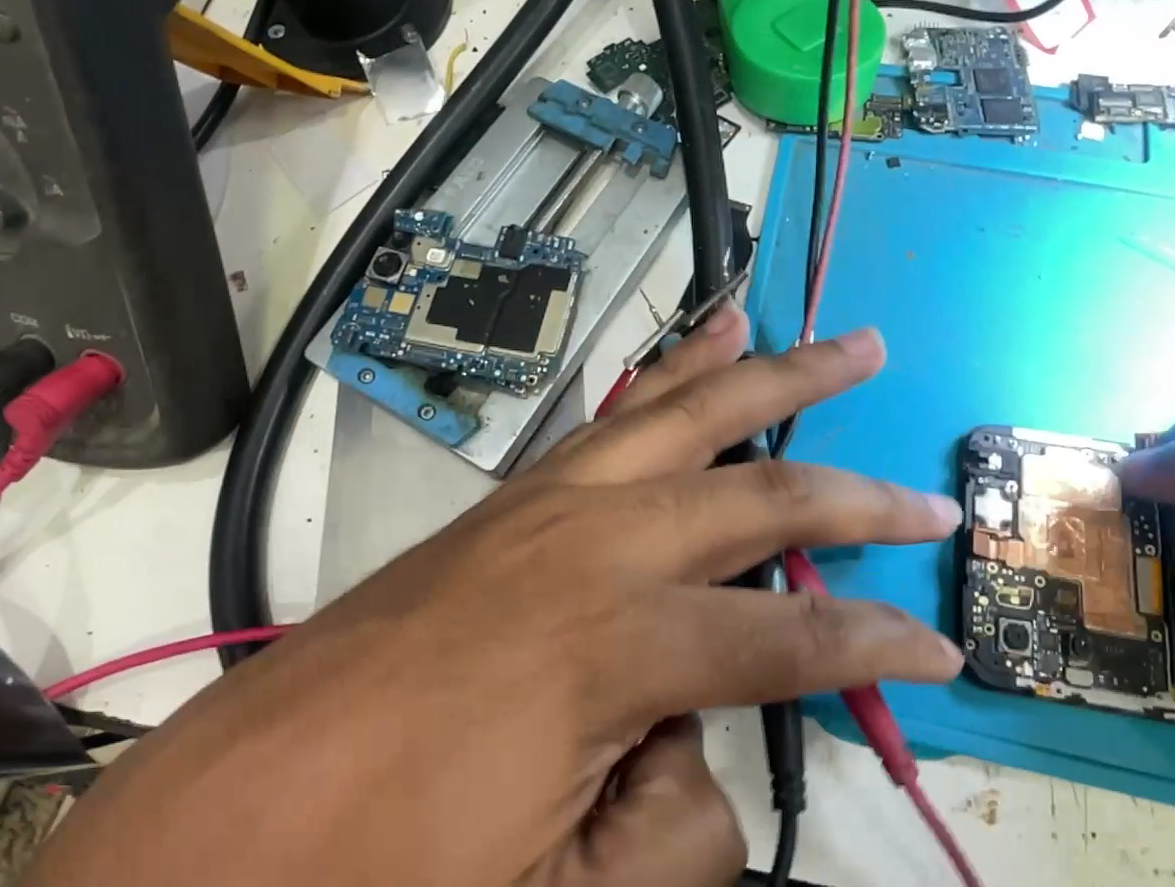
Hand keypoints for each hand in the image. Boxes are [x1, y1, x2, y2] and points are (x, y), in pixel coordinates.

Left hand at [24, 305, 963, 886]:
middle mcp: (593, 544)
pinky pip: (612, 416)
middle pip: (759, 494)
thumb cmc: (389, 870)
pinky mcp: (509, 500)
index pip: (792, 640)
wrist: (230, 822)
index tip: (944, 655)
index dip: (879, 651)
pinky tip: (704, 340)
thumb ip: (675, 824)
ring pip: (687, 412)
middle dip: (858, 496)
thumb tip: (699, 743)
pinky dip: (672, 374)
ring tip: (843, 344)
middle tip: (932, 502)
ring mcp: (545, 504)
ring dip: (774, 377)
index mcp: (616, 644)